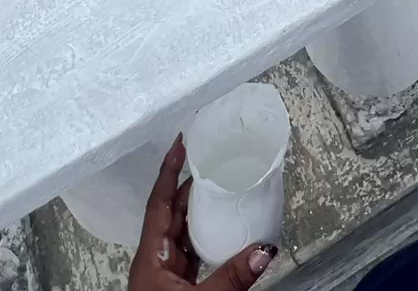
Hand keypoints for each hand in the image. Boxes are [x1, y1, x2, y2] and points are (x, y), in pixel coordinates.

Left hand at [126, 136, 277, 290]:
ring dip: (198, 210)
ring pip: (181, 233)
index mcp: (150, 258)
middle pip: (169, 213)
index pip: (158, 202)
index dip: (168, 171)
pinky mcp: (177, 290)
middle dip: (187, 185)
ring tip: (221, 186)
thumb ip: (232, 277)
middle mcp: (154, 262)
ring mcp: (165, 277)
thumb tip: (267, 248)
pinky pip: (191, 253)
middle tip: (211, 158)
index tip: (181, 142)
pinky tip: (225, 231)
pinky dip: (206, 238)